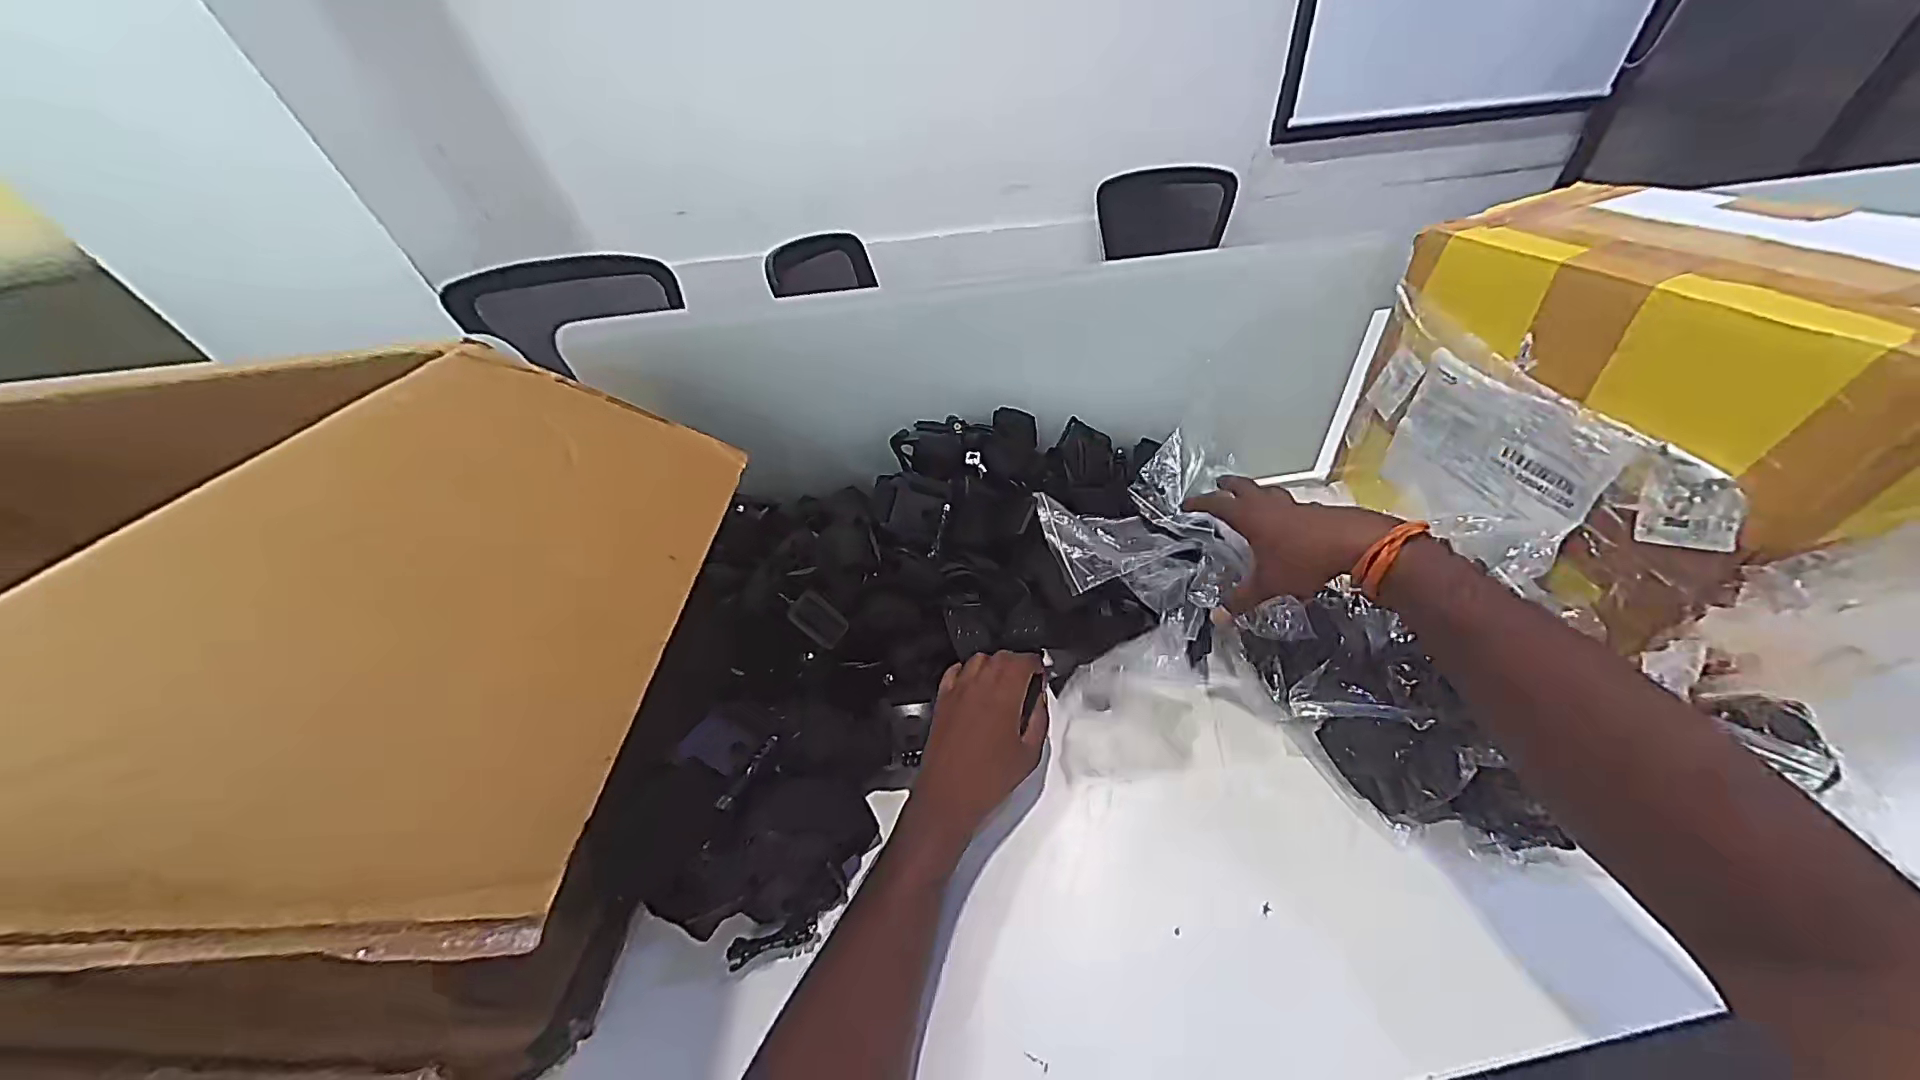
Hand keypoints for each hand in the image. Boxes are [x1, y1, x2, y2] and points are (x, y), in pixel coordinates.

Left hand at [902, 651, 1048, 859]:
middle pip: (1001, 656)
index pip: (1024, 660)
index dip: (1037, 664)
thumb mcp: (1029, 753)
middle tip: (1028, 680)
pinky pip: (956, 672)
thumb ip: (1039, 719)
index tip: (1041, 673)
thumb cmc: (986, 780)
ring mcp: (957, 691)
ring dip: (994, 666)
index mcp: (1004, 695)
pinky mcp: (942, 700)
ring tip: (1004, 686)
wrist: (948, 795)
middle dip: (1018, 663)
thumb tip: (1040, 702)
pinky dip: (969, 673)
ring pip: (979, 660)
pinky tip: (976, 688)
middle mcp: (978, 686)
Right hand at [1184, 476, 1398, 611]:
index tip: (1187, 504)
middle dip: (1228, 485)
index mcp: (1250, 517)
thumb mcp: (1268, 584)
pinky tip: (1285, 519)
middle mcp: (1269, 506)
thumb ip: (1242, 600)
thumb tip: (1219, 618)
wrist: (1355, 543)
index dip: (1199, 503)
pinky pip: (1290, 505)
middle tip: (1219, 484)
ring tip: (1251, 497)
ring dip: (1256, 492)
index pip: (1217, 504)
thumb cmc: (1303, 559)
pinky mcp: (1316, 512)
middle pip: (1243, 487)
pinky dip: (1281, 508)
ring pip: (1269, 492)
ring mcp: (1294, 506)